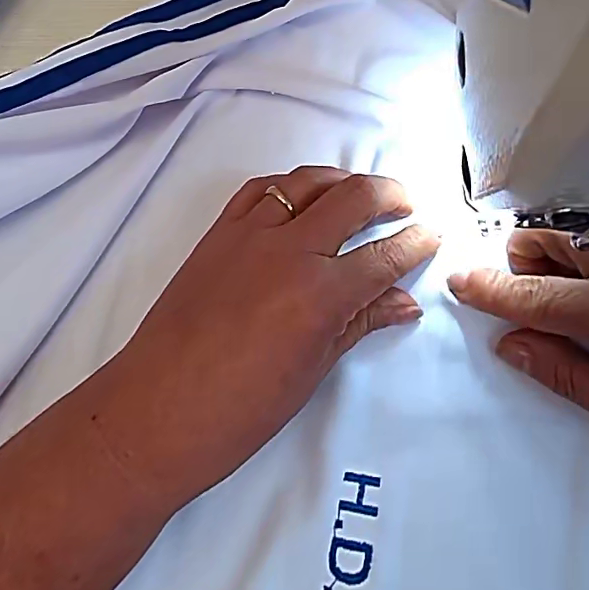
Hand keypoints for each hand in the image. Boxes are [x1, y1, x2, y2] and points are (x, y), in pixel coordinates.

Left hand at [85, 167, 439, 512]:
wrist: (158, 408)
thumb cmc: (238, 409)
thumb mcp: (311, 370)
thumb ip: (359, 323)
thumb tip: (403, 303)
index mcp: (319, 293)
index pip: (383, 257)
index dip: (415, 243)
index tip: (431, 235)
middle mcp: (288, 250)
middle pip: (353, 199)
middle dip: (390, 195)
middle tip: (407, 204)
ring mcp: (250, 233)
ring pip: (307, 182)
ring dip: (342, 180)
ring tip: (361, 191)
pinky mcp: (220, 231)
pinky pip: (261, 190)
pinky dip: (289, 185)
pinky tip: (301, 194)